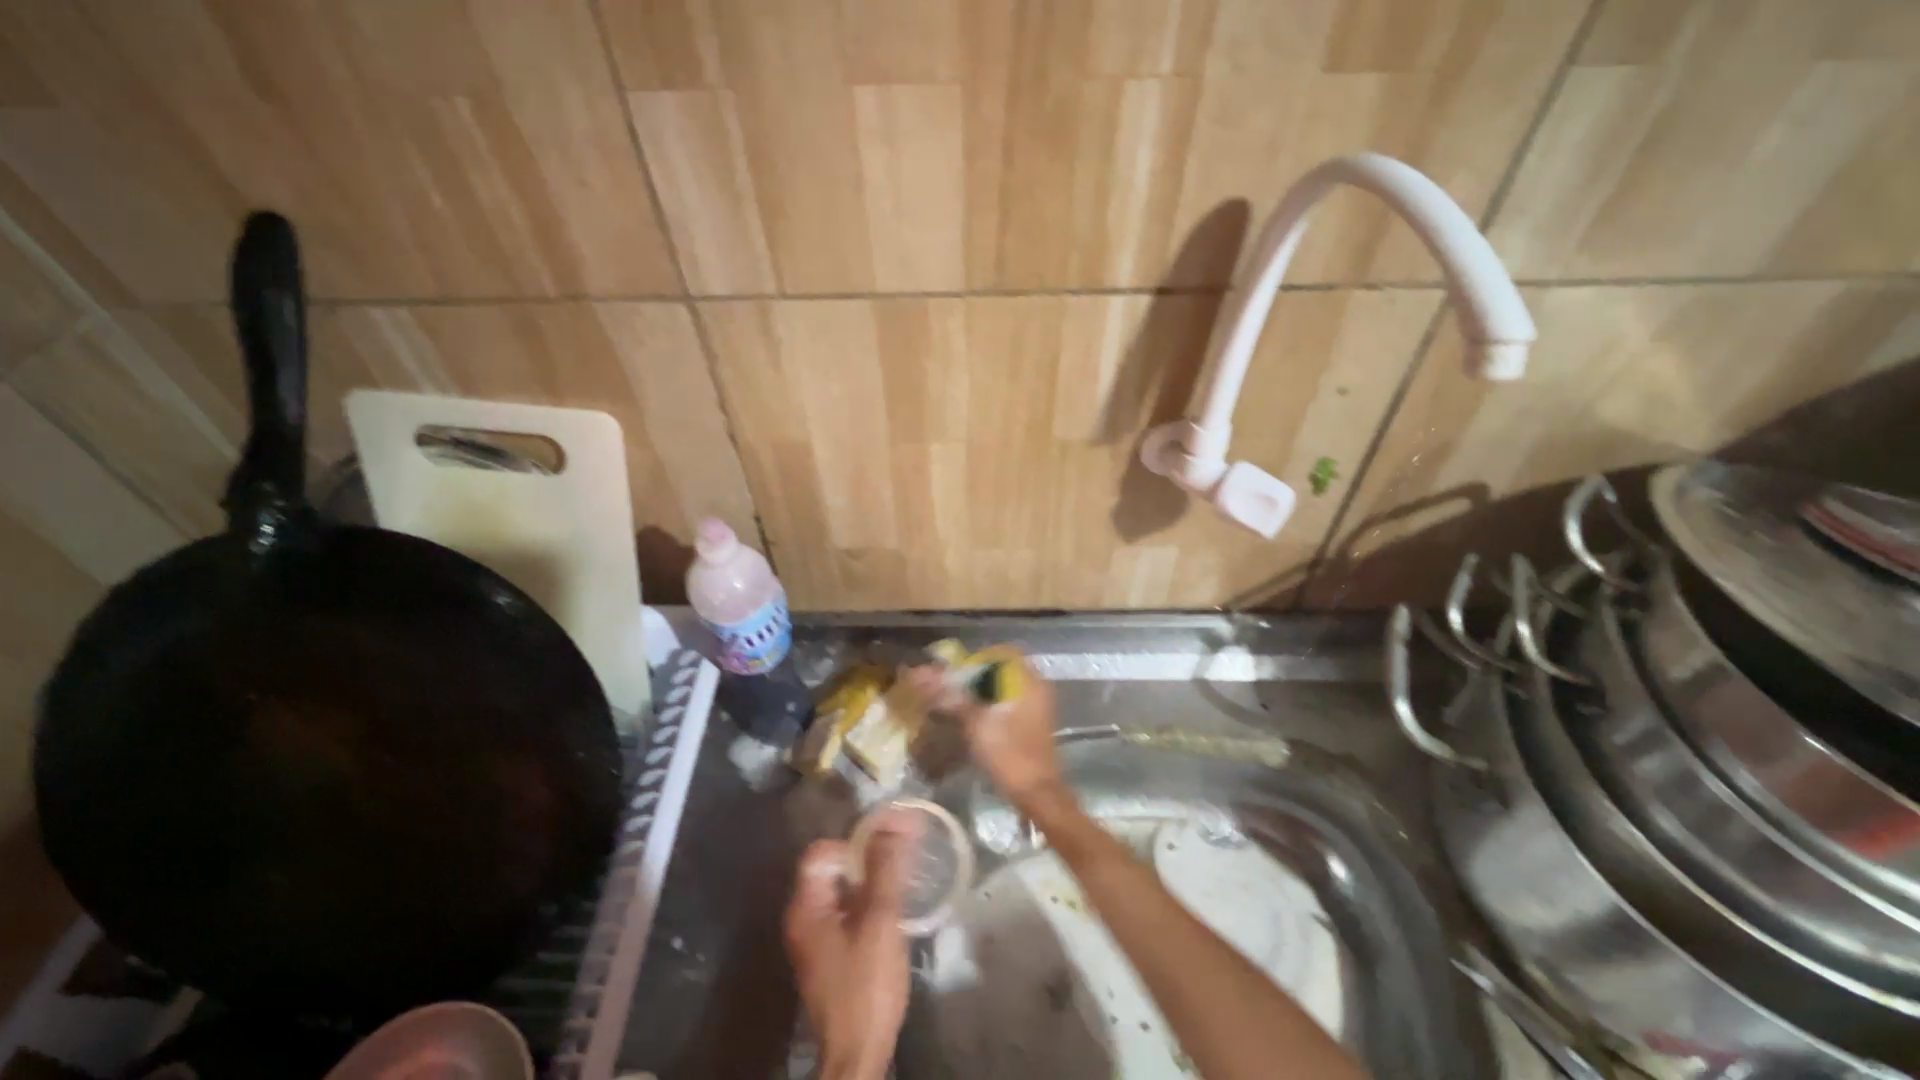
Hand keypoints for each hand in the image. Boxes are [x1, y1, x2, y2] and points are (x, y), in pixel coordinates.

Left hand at [784, 809, 917, 1079]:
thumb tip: (896, 819)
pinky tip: (893, 915)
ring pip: (842, 894)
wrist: (858, 1052)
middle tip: (901, 862)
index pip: (820, 852)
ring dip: (870, 883)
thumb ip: (887, 869)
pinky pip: (847, 916)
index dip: (854, 841)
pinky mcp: (830, 958)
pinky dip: (868, 907)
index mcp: (805, 907)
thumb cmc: (866, 985)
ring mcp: (814, 941)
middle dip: (866, 859)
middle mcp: (802, 919)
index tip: (888, 847)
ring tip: (903, 884)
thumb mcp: (880, 922)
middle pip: (831, 871)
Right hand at [906, 657, 1067, 814]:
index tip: (956, 671)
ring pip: (1004, 689)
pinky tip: (970, 721)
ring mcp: (1036, 707)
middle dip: (975, 677)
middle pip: (1002, 670)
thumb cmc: (1008, 753)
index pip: (1004, 652)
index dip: (978, 658)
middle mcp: (1036, 688)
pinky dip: (989, 708)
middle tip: (950, 689)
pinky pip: (1007, 705)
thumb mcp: (975, 722)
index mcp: (1028, 681)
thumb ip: (949, 695)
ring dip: (980, 694)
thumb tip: (919, 673)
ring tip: (955, 705)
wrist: (1036, 793)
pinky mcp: (1031, 725)